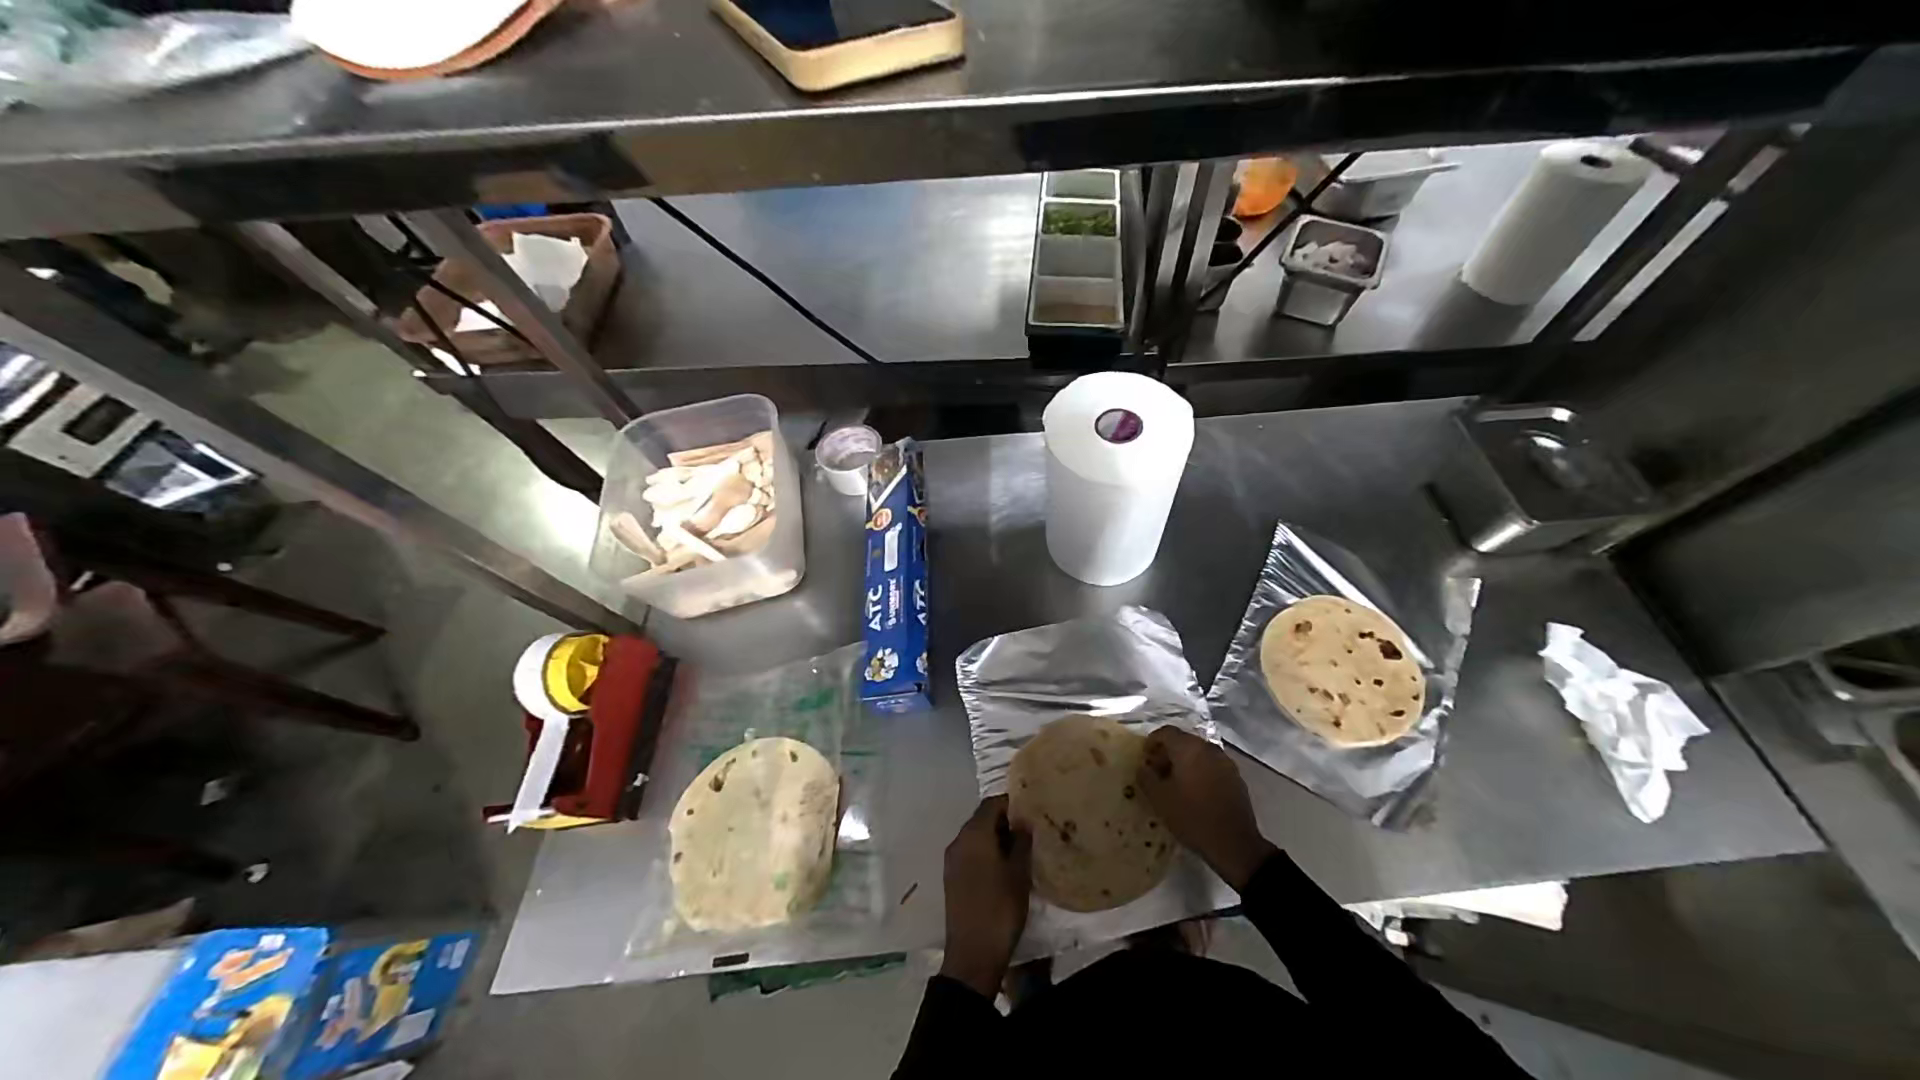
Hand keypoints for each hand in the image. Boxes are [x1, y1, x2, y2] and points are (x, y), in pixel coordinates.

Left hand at [939, 796, 1030, 997]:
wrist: (973, 954)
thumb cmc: (1000, 907)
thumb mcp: (1019, 873)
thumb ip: (1021, 841)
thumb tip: (1023, 821)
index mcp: (974, 834)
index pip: (992, 803)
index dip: (1013, 803)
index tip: (1033, 809)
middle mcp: (958, 841)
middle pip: (982, 818)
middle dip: (1005, 821)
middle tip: (1031, 831)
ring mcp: (952, 860)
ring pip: (976, 837)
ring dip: (996, 838)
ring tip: (1021, 850)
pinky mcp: (952, 878)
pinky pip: (971, 853)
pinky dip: (986, 853)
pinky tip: (1004, 868)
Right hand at [1138, 727, 1275, 891]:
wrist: (1234, 844)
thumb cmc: (1192, 817)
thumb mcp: (1159, 799)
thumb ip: (1146, 777)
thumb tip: (1143, 767)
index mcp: (1189, 748)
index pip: (1165, 732)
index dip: (1151, 742)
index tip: (1144, 758)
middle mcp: (1209, 748)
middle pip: (1183, 741)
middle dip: (1168, 752)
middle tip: (1157, 771)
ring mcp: (1226, 762)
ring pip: (1199, 753)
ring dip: (1185, 762)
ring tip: (1175, 783)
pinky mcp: (1236, 777)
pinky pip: (1212, 766)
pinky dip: (1200, 771)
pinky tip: (1195, 792)